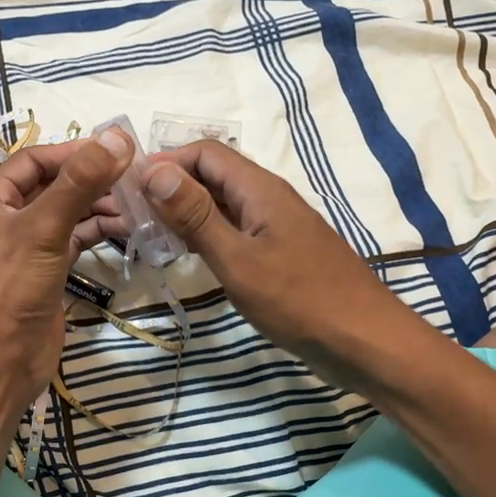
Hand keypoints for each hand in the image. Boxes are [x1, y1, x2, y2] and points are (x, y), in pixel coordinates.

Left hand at [0, 130, 132, 411]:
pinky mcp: (43, 274)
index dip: (74, 152)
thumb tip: (117, 137)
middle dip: (92, 180)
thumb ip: (79, 182)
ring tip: (139, 205)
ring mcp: (25, 248)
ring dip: (99, 206)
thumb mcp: (43, 229)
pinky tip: (126, 229)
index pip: (35, 160)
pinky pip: (72, 241)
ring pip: (66, 214)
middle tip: (138, 177)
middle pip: (54, 185)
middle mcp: (5, 218)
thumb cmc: (9, 289)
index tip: (118, 151)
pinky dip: (96, 232)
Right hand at [124, 140, 402, 389]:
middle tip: (130, 215)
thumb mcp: (238, 259)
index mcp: (259, 189)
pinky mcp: (280, 252)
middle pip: (212, 175)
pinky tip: (186, 256)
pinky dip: (206, 235)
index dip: (165, 162)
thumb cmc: (300, 301)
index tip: (128, 188)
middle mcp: (268, 198)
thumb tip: (155, 170)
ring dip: (185, 212)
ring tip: (148, 235)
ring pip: (222, 204)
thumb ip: (196, 215)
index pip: (204, 152)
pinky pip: (235, 229)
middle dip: (170, 187)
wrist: (367, 343)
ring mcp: (276, 226)